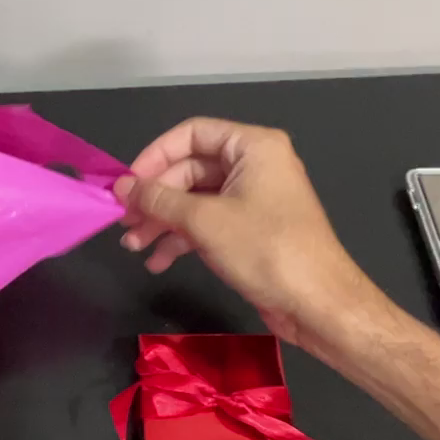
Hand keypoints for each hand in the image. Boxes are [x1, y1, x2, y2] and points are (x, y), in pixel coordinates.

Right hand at [116, 118, 375, 346]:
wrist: (317, 304)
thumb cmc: (266, 250)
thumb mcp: (204, 221)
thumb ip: (158, 200)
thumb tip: (121, 188)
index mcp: (252, 147)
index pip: (192, 134)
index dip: (154, 156)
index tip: (126, 184)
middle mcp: (254, 166)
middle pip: (189, 170)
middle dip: (155, 198)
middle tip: (125, 222)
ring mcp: (252, 199)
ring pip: (194, 200)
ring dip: (162, 222)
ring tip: (134, 246)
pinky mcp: (250, 231)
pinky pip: (207, 224)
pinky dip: (181, 239)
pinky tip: (157, 261)